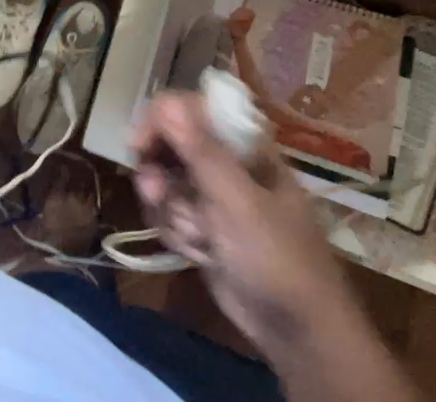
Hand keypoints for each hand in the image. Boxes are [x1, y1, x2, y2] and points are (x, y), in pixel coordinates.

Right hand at [130, 91, 354, 352]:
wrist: (296, 331)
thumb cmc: (277, 258)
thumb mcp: (238, 202)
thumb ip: (202, 152)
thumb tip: (169, 103)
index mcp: (245, 146)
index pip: (191, 110)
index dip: (161, 121)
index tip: (139, 144)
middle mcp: (227, 164)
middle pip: (170, 145)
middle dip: (160, 173)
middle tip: (155, 193)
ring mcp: (214, 197)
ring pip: (165, 183)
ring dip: (171, 211)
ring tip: (196, 238)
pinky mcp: (203, 227)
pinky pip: (169, 214)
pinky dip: (177, 233)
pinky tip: (198, 253)